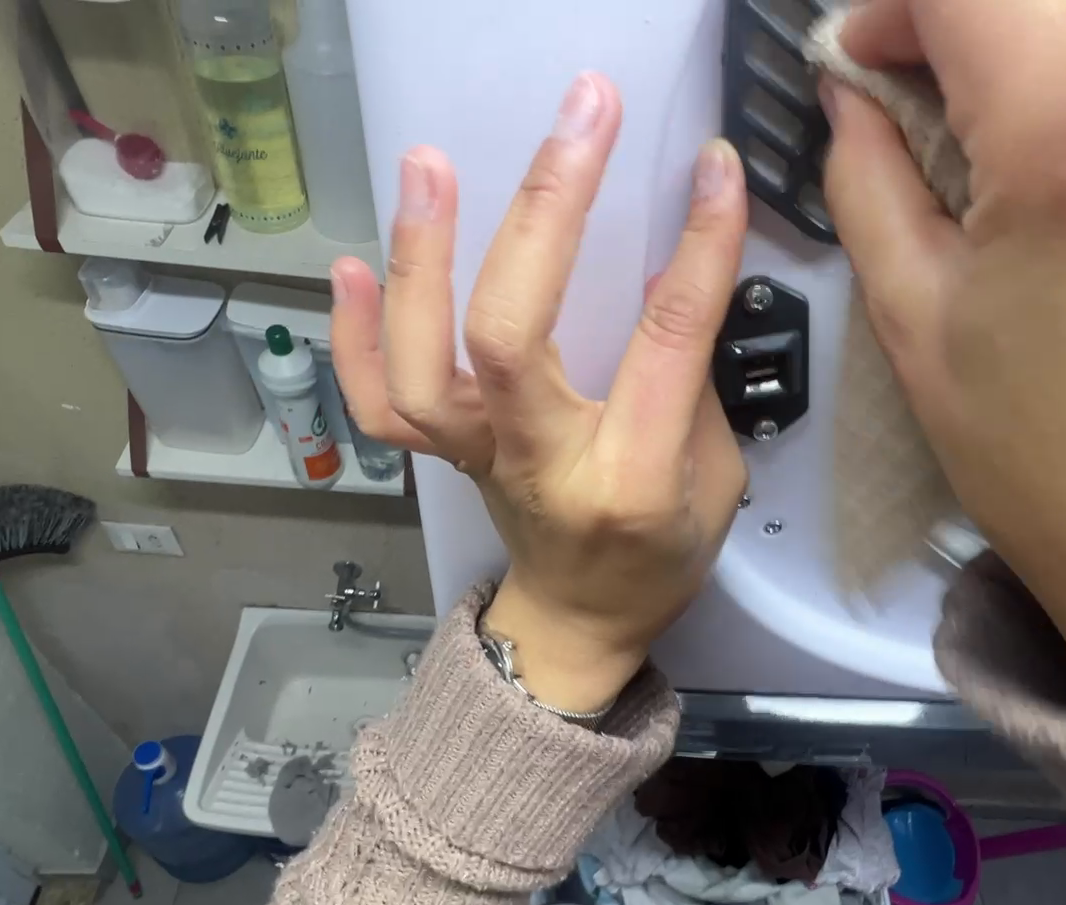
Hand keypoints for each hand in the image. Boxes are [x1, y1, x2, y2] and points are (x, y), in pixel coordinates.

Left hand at [330, 74, 749, 712]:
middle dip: (545, 216)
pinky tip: (351, 265)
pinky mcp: (446, 457)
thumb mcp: (714, 486)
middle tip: (578, 120)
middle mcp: (541, 465)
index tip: (713, 169)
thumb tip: (664, 279)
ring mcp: (480, 459)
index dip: (697, 251)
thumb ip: (691, 390)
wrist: (574, 623)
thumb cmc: (655, 562)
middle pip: (512, 336)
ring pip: (424, 370)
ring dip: (420, 262)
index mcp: (628, 481)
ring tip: (429, 164)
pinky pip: (381, 405)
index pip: (663, 346)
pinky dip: (354, 338)